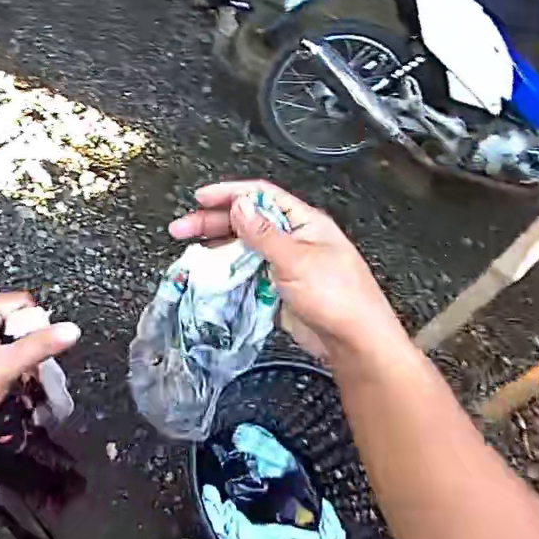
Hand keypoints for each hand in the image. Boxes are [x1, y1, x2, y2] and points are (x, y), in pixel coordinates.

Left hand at [0, 291, 79, 449]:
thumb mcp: (8, 365)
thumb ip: (42, 345)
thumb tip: (72, 330)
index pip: (20, 302)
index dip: (36, 323)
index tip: (38, 348)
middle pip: (12, 319)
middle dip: (25, 342)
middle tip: (26, 366)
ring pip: (3, 337)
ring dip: (14, 356)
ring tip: (12, 376)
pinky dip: (0, 363)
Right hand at [168, 181, 407, 358]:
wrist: (356, 345)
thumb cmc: (339, 298)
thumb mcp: (297, 259)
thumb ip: (263, 233)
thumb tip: (239, 205)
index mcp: (303, 223)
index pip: (261, 196)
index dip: (229, 193)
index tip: (201, 198)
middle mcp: (292, 238)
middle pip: (246, 221)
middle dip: (212, 221)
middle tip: (182, 228)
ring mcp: (285, 263)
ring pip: (243, 247)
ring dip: (216, 246)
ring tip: (190, 250)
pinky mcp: (278, 286)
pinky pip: (247, 272)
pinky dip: (227, 270)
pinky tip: (210, 273)